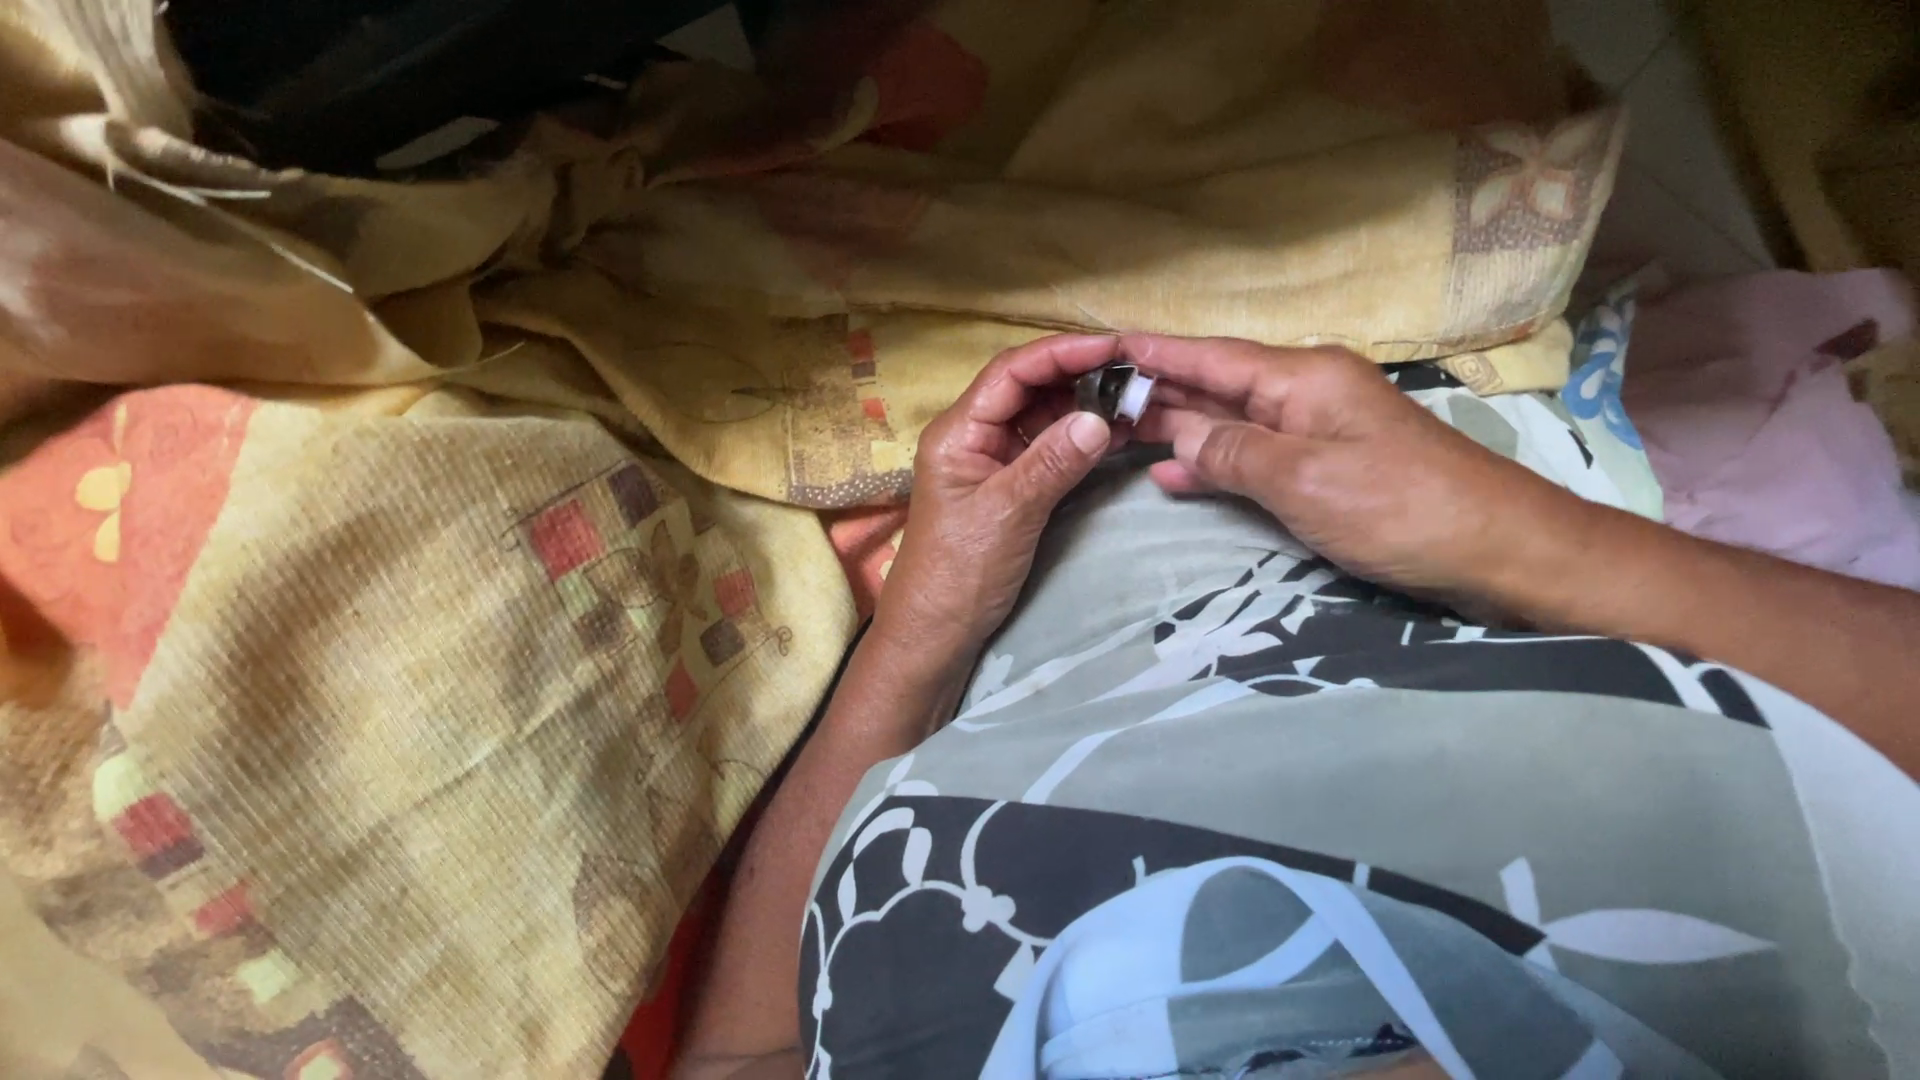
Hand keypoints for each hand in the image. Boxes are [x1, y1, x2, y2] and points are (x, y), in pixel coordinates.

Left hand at [876, 334, 1122, 658]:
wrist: (937, 631)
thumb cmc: (960, 572)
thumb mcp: (1008, 515)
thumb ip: (1051, 464)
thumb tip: (1100, 419)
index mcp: (958, 432)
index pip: (1012, 372)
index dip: (1062, 353)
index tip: (1115, 347)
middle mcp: (973, 437)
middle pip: (1028, 388)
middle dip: (1079, 375)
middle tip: (1134, 372)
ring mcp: (992, 462)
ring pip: (1041, 418)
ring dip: (1083, 407)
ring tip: (1134, 400)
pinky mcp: (1010, 487)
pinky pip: (1047, 450)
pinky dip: (1079, 441)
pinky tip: (1115, 435)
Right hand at [1127, 334, 1586, 598]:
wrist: (1497, 550)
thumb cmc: (1398, 506)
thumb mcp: (1302, 479)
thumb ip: (1231, 454)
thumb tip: (1177, 439)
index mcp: (1301, 378)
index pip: (1212, 357)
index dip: (1157, 353)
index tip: (1105, 346)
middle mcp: (1304, 394)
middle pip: (1216, 385)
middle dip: (1157, 390)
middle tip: (1094, 400)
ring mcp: (1315, 432)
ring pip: (1230, 421)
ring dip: (1177, 426)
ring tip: (1117, 430)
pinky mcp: (1323, 469)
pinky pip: (1251, 455)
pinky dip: (1211, 462)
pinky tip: (1171, 473)